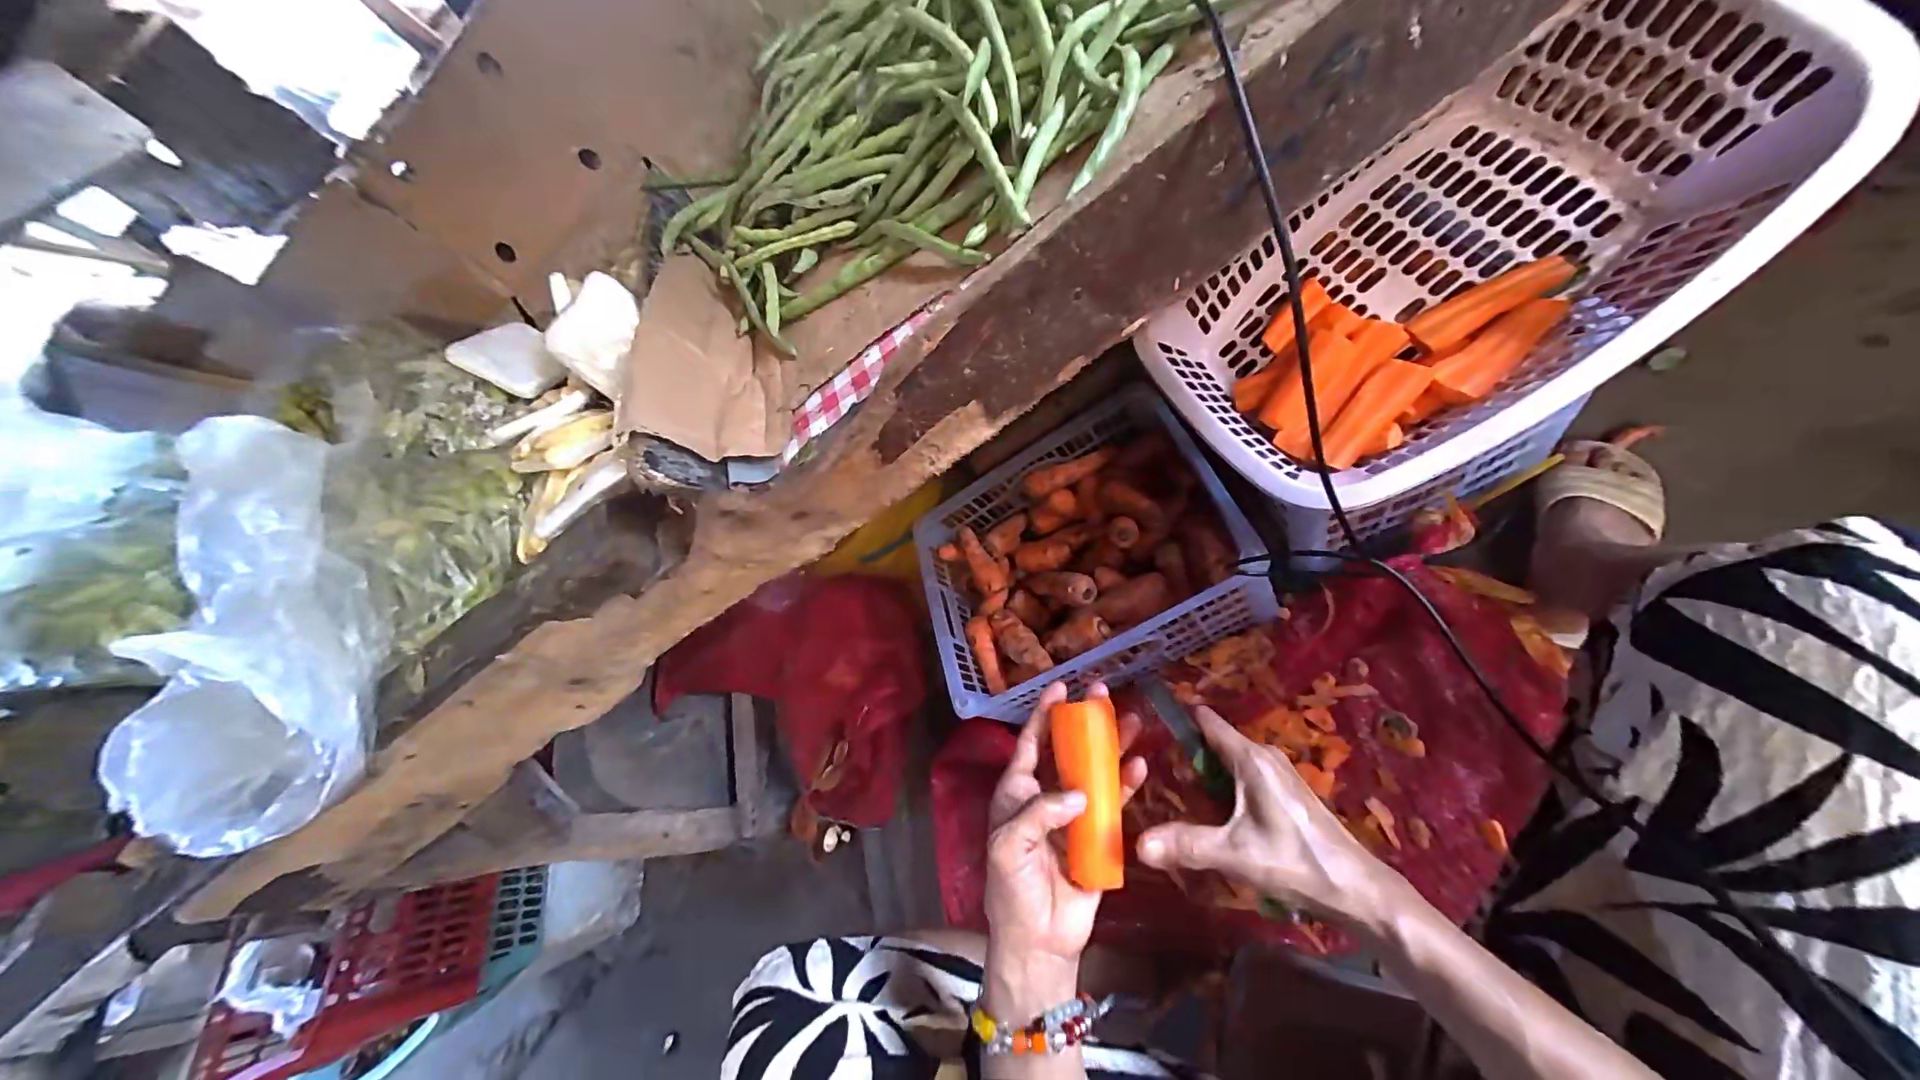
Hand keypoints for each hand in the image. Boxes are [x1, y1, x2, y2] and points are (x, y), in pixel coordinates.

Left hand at [984, 682, 1146, 1017]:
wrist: (1039, 940)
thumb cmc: (1012, 889)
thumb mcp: (1009, 846)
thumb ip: (1040, 813)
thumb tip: (1080, 792)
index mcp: (1018, 792)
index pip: (1031, 744)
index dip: (1044, 715)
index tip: (1060, 688)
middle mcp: (1047, 796)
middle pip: (1068, 751)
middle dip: (1085, 723)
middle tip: (1104, 695)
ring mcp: (1075, 814)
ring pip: (1095, 772)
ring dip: (1112, 748)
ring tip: (1132, 721)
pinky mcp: (1098, 836)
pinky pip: (1114, 805)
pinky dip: (1126, 786)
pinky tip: (1139, 767)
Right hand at [1135, 705, 1410, 934]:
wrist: (1359, 891)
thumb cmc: (1296, 863)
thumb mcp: (1236, 855)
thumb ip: (1187, 845)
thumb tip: (1138, 844)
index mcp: (1251, 759)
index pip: (1206, 721)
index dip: (1177, 717)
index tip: (1148, 723)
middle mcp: (1264, 757)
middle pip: (1214, 744)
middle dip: (1186, 758)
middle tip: (1157, 779)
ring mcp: (1278, 774)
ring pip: (1228, 763)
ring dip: (1205, 778)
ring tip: (1181, 800)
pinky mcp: (1285, 793)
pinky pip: (1243, 778)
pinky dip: (1224, 790)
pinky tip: (1216, 819)